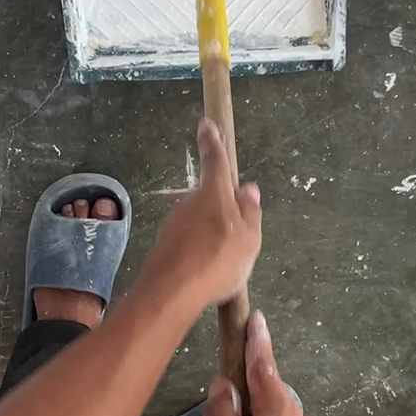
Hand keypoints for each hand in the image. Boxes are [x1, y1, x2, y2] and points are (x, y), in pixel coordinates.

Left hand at [138, 119, 262, 313]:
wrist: (172, 292)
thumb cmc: (218, 261)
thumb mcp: (249, 239)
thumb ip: (250, 213)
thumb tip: (248, 189)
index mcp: (214, 194)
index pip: (215, 160)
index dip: (213, 141)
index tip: (207, 123)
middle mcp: (190, 202)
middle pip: (210, 196)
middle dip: (223, 207)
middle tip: (238, 231)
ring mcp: (174, 222)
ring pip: (199, 220)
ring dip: (211, 232)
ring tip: (225, 261)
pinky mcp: (165, 244)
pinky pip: (189, 240)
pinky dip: (199, 249)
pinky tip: (207, 271)